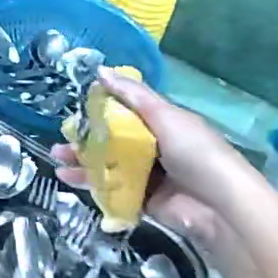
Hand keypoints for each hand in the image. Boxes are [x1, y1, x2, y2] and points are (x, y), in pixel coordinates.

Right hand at [51, 68, 260, 246]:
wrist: (219, 207)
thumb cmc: (195, 152)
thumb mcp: (164, 115)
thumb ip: (131, 94)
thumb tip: (100, 71)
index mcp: (162, 122)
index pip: (125, 111)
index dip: (100, 109)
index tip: (76, 108)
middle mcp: (154, 146)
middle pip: (113, 139)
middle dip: (86, 138)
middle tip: (62, 138)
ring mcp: (148, 174)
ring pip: (108, 164)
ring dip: (82, 161)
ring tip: (57, 159)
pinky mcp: (143, 199)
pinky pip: (112, 188)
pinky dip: (91, 184)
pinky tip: (69, 178)